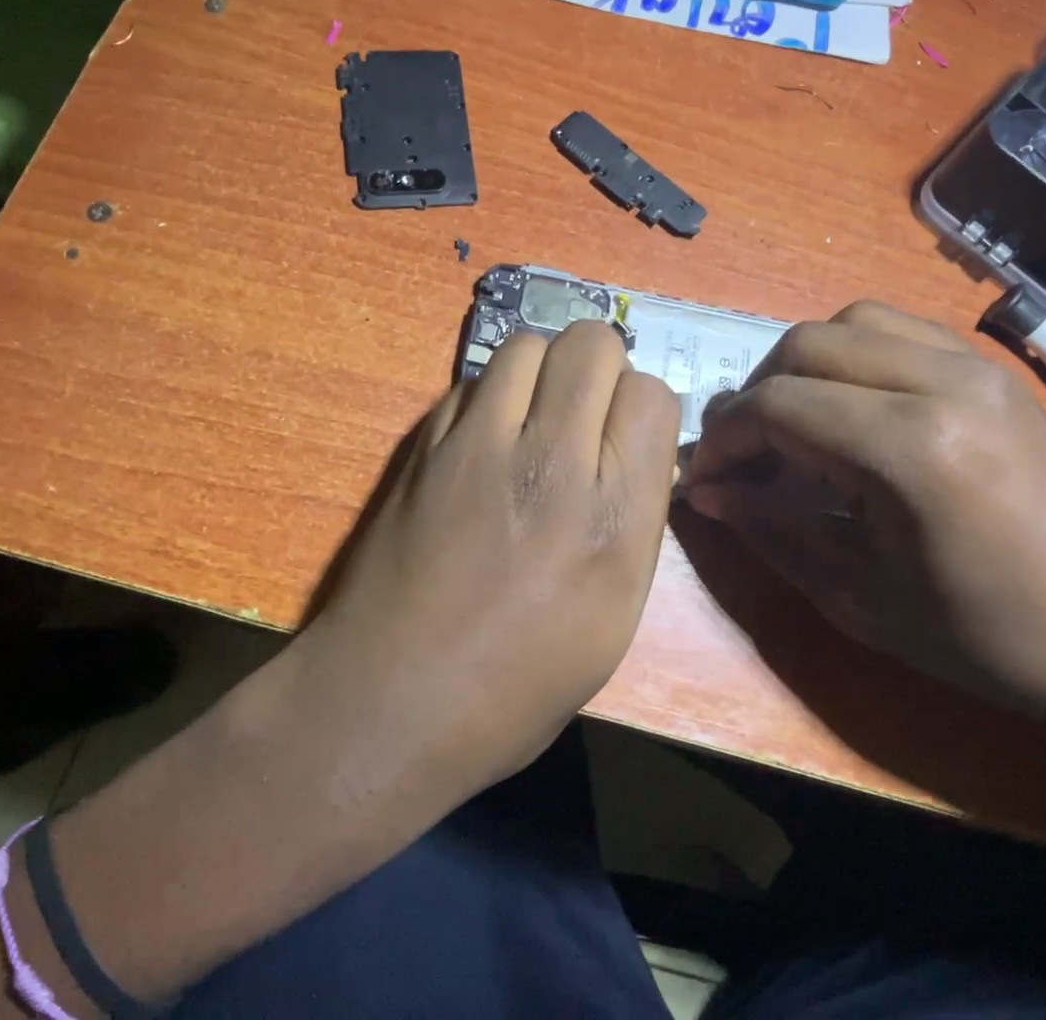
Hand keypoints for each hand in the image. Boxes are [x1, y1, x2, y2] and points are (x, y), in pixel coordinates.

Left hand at [292, 321, 679, 789]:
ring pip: (526, 344)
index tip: (627, 445)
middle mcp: (550, 462)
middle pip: (591, 344)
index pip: (652, 395)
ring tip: (535, 424)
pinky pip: (472, 382)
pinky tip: (485, 447)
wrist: (393, 700)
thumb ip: (632, 520)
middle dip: (600, 371)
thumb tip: (629, 457)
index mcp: (612, 517)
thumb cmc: (518, 684)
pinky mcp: (421, 446)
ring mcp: (477, 445)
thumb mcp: (615, 617)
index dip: (643, 413)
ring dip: (542, 373)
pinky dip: (491, 398)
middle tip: (584, 421)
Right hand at [683, 301, 1045, 739]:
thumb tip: (708, 491)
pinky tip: (853, 417)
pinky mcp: (999, 375)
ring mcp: (980, 369)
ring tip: (792, 431)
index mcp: (911, 449)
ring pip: (855, 322)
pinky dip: (855, 359)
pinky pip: (904, 334)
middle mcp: (945, 383)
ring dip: (804, 367)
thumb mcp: (862, 600)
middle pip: (808, 344)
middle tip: (741, 458)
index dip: (724, 439)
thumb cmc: (990, 641)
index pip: (778, 404)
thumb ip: (775, 531)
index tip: (702, 480)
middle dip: (754, 394)